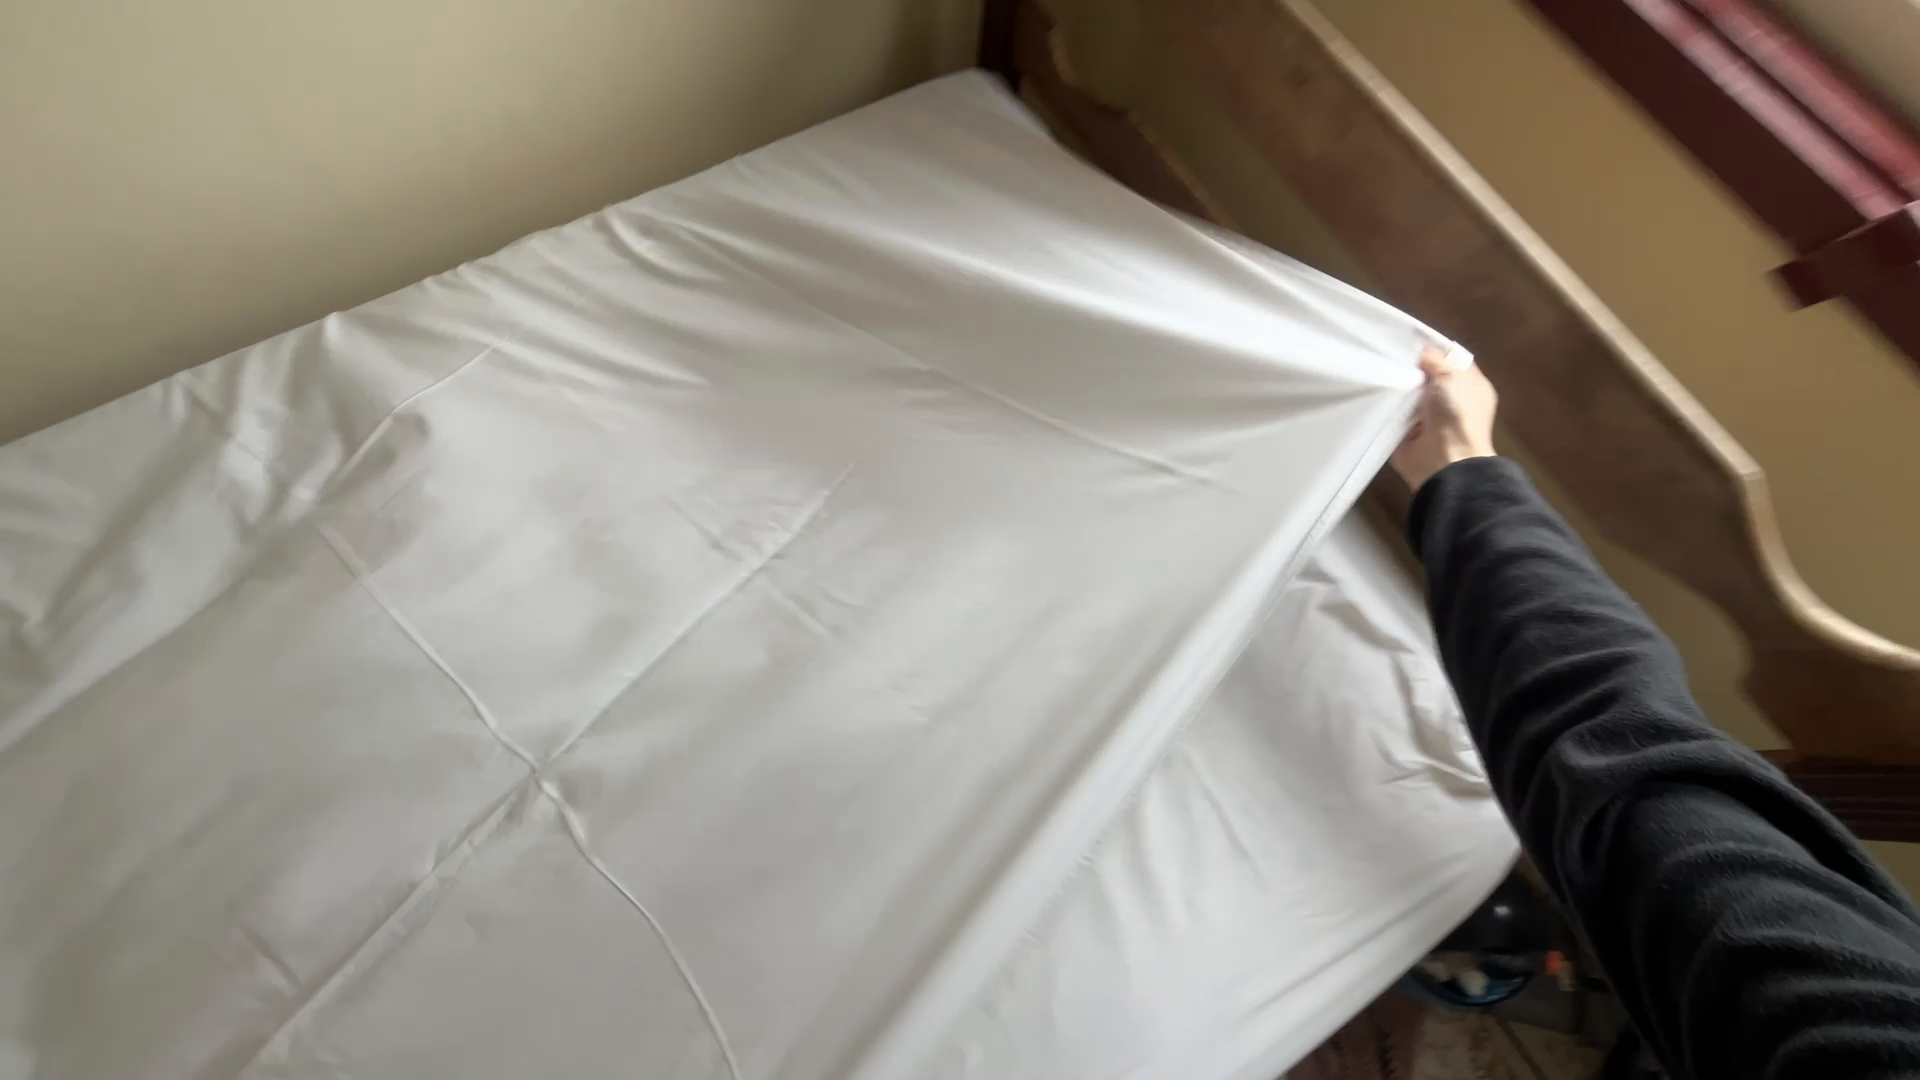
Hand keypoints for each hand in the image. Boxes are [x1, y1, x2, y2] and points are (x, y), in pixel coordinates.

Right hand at [1391, 347, 1497, 491]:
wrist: (1442, 458)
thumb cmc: (1456, 414)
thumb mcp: (1452, 377)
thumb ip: (1437, 361)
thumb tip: (1424, 353)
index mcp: (1471, 387)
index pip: (1453, 361)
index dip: (1435, 351)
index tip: (1412, 342)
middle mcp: (1451, 401)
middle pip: (1428, 378)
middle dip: (1412, 370)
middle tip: (1390, 356)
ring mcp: (1429, 417)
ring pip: (1410, 395)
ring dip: (1398, 388)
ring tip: (1380, 373)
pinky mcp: (1407, 431)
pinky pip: (1395, 414)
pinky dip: (1387, 407)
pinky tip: (1375, 396)